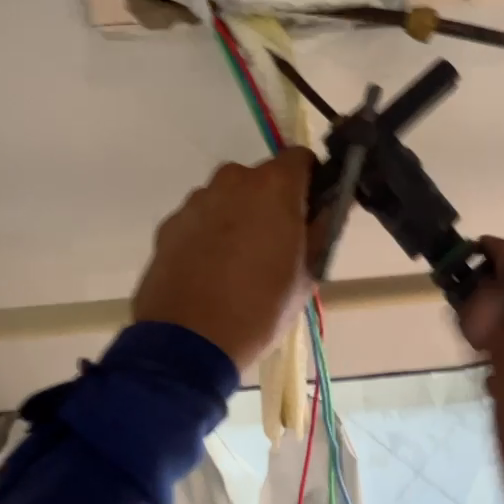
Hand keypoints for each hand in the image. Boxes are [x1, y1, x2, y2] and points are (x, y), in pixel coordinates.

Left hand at [132, 148, 317, 370]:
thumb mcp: (309, 272)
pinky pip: (200, 218)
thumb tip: (334, 204)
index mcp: (274, 185)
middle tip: (275, 243)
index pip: (301, 157)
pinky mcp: (169, 224)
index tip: (310, 209)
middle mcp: (233, 180)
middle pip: (262, 178)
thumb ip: (323, 228)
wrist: (186, 345)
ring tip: (237, 262)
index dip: (310, 179)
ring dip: (238, 216)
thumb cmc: (261, 306)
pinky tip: (208, 271)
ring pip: (228, 197)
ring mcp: (197, 200)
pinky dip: (208, 233)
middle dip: (272, 201)